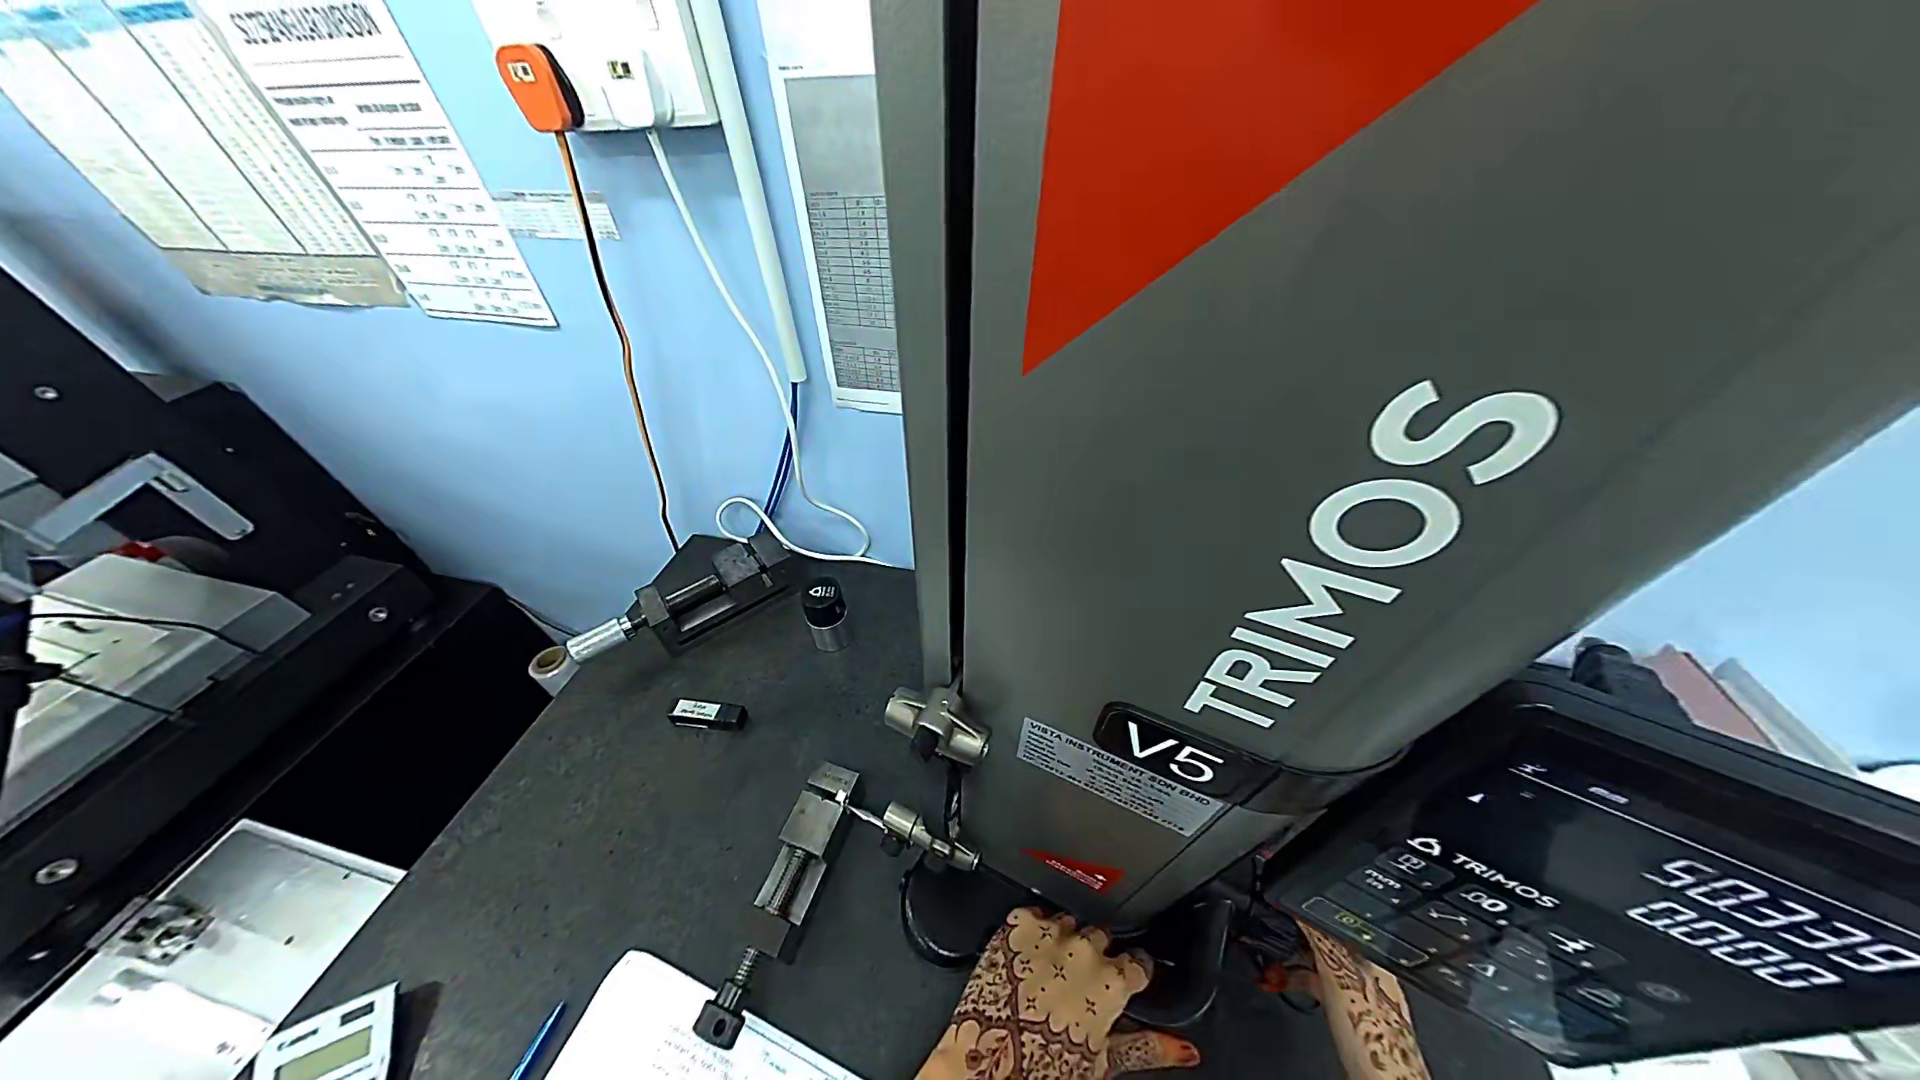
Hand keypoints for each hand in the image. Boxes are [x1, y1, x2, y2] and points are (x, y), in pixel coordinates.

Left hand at [915, 907, 1200, 1079]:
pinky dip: (1035, 929)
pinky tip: (1030, 954)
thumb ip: (1148, 1047)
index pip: (1138, 960)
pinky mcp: (1017, 923)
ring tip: (1052, 968)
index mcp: (1112, 979)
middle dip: (1096, 955)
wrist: (989, 1057)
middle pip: (1102, 937)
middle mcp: (1084, 947)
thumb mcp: (1104, 1061)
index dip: (1132, 972)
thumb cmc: (1044, 1066)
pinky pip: (1034, 913)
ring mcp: (1049, 931)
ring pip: (1069, 921)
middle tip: (1081, 982)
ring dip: (1065, 938)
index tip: (1126, 978)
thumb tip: (1185, 1049)